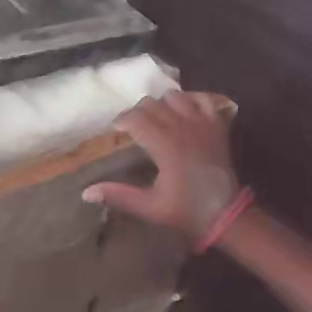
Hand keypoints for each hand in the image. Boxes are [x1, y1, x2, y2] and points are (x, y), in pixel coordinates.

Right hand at [82, 91, 239, 235]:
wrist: (225, 215)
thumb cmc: (185, 211)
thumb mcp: (149, 207)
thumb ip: (118, 195)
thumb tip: (86, 192)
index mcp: (165, 146)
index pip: (136, 118)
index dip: (122, 120)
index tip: (117, 131)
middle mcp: (183, 128)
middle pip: (152, 103)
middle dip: (139, 112)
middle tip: (135, 128)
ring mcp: (202, 123)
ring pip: (175, 96)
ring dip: (163, 104)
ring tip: (159, 120)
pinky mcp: (217, 125)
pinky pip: (203, 98)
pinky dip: (191, 100)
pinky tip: (184, 113)